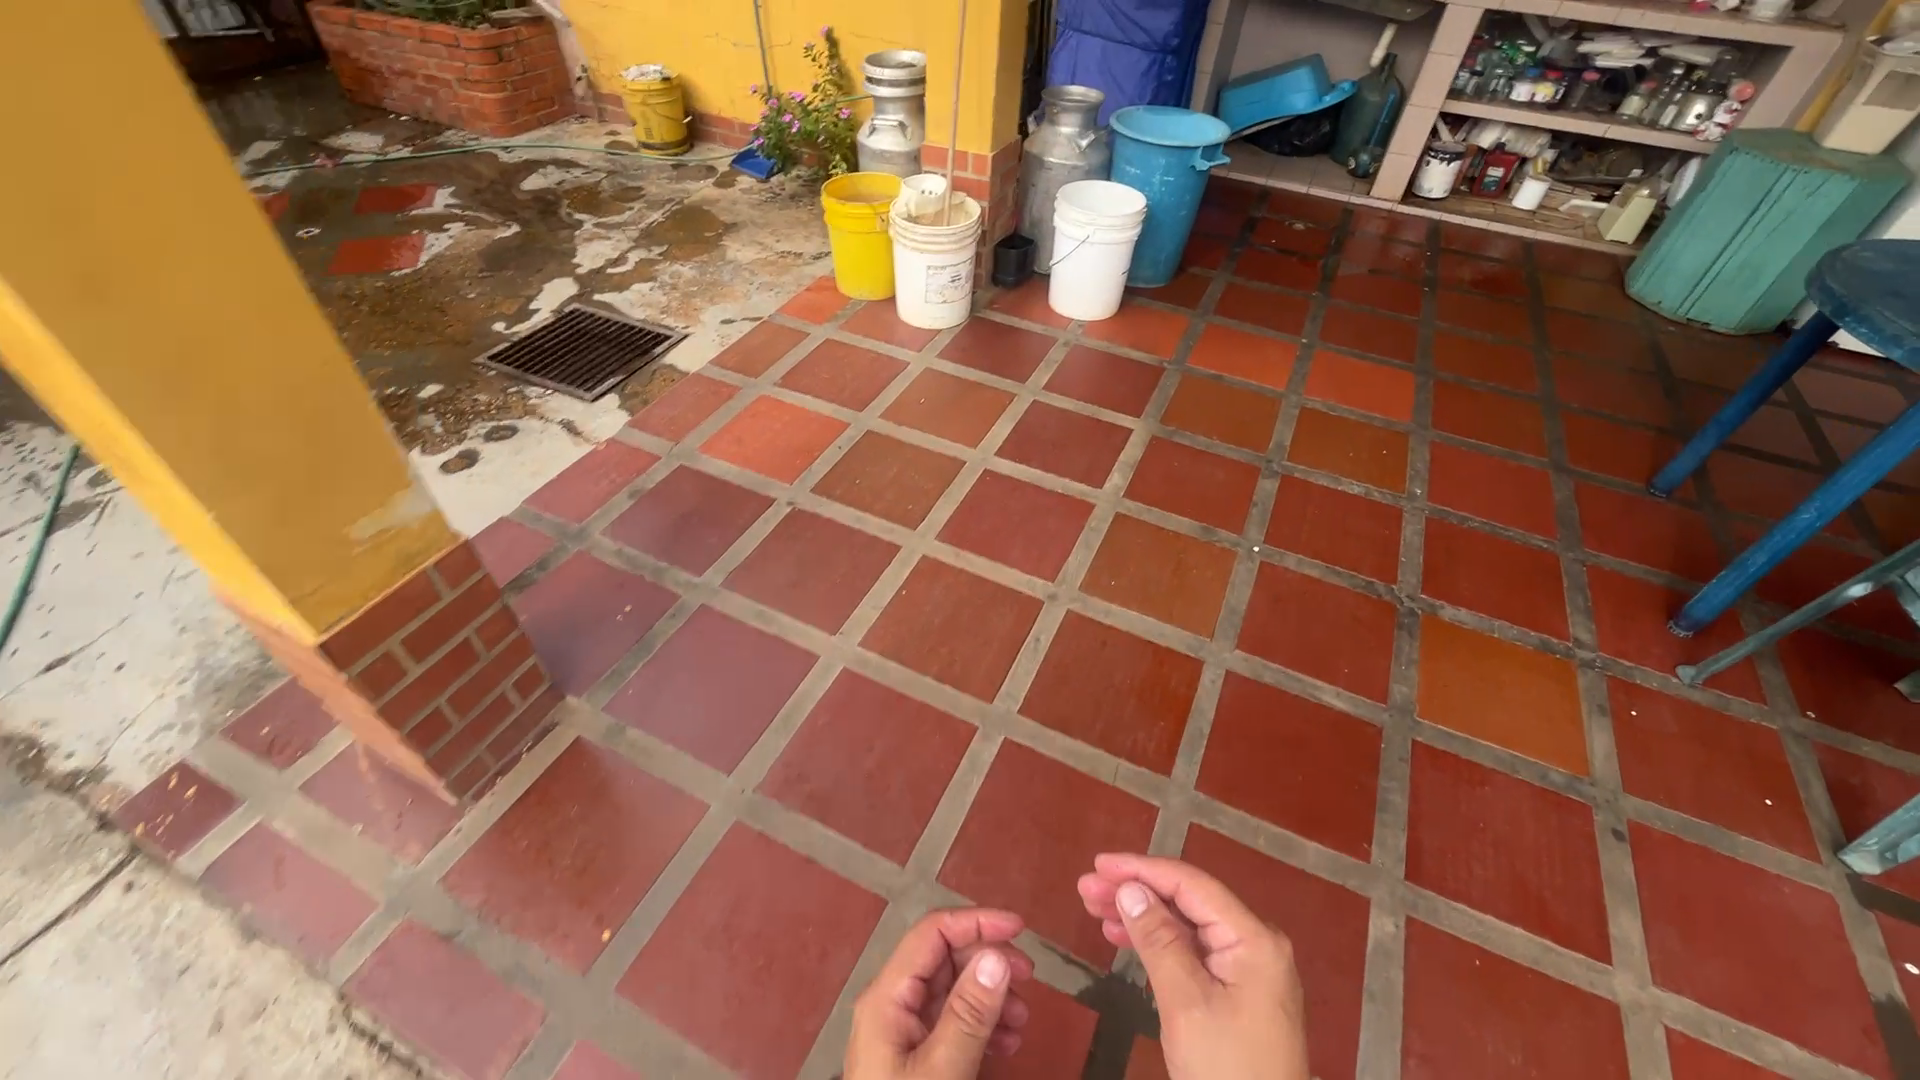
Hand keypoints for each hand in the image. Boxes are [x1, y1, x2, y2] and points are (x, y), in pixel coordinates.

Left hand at [845, 908, 1035, 1079]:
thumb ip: (968, 1014)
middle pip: (944, 958)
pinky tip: (1007, 1042)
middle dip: (988, 959)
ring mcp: (903, 1031)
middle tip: (1030, 976)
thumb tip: (997, 955)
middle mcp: (892, 1004)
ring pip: (952, 990)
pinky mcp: (915, 1056)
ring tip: (1022, 1019)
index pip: (932, 933)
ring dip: (990, 994)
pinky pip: (952, 1021)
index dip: (976, 921)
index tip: (1021, 929)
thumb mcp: (941, 1073)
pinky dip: (983, 1023)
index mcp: (887, 997)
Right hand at [1077, 853, 1309, 1079]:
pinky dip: (1157, 943)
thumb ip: (1158, 940)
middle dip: (1136, 891)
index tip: (1098, 865)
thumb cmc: (1225, 1070)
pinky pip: (1192, 951)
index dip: (1141, 869)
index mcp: (1252, 937)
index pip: (1190, 884)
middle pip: (1187, 901)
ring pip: (1186, 925)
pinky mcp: (1237, 991)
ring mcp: (1248, 968)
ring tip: (1094, 908)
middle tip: (1086, 889)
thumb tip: (1130, 888)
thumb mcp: (1185, 1003)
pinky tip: (1122, 938)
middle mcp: (1254, 942)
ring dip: (1141, 915)